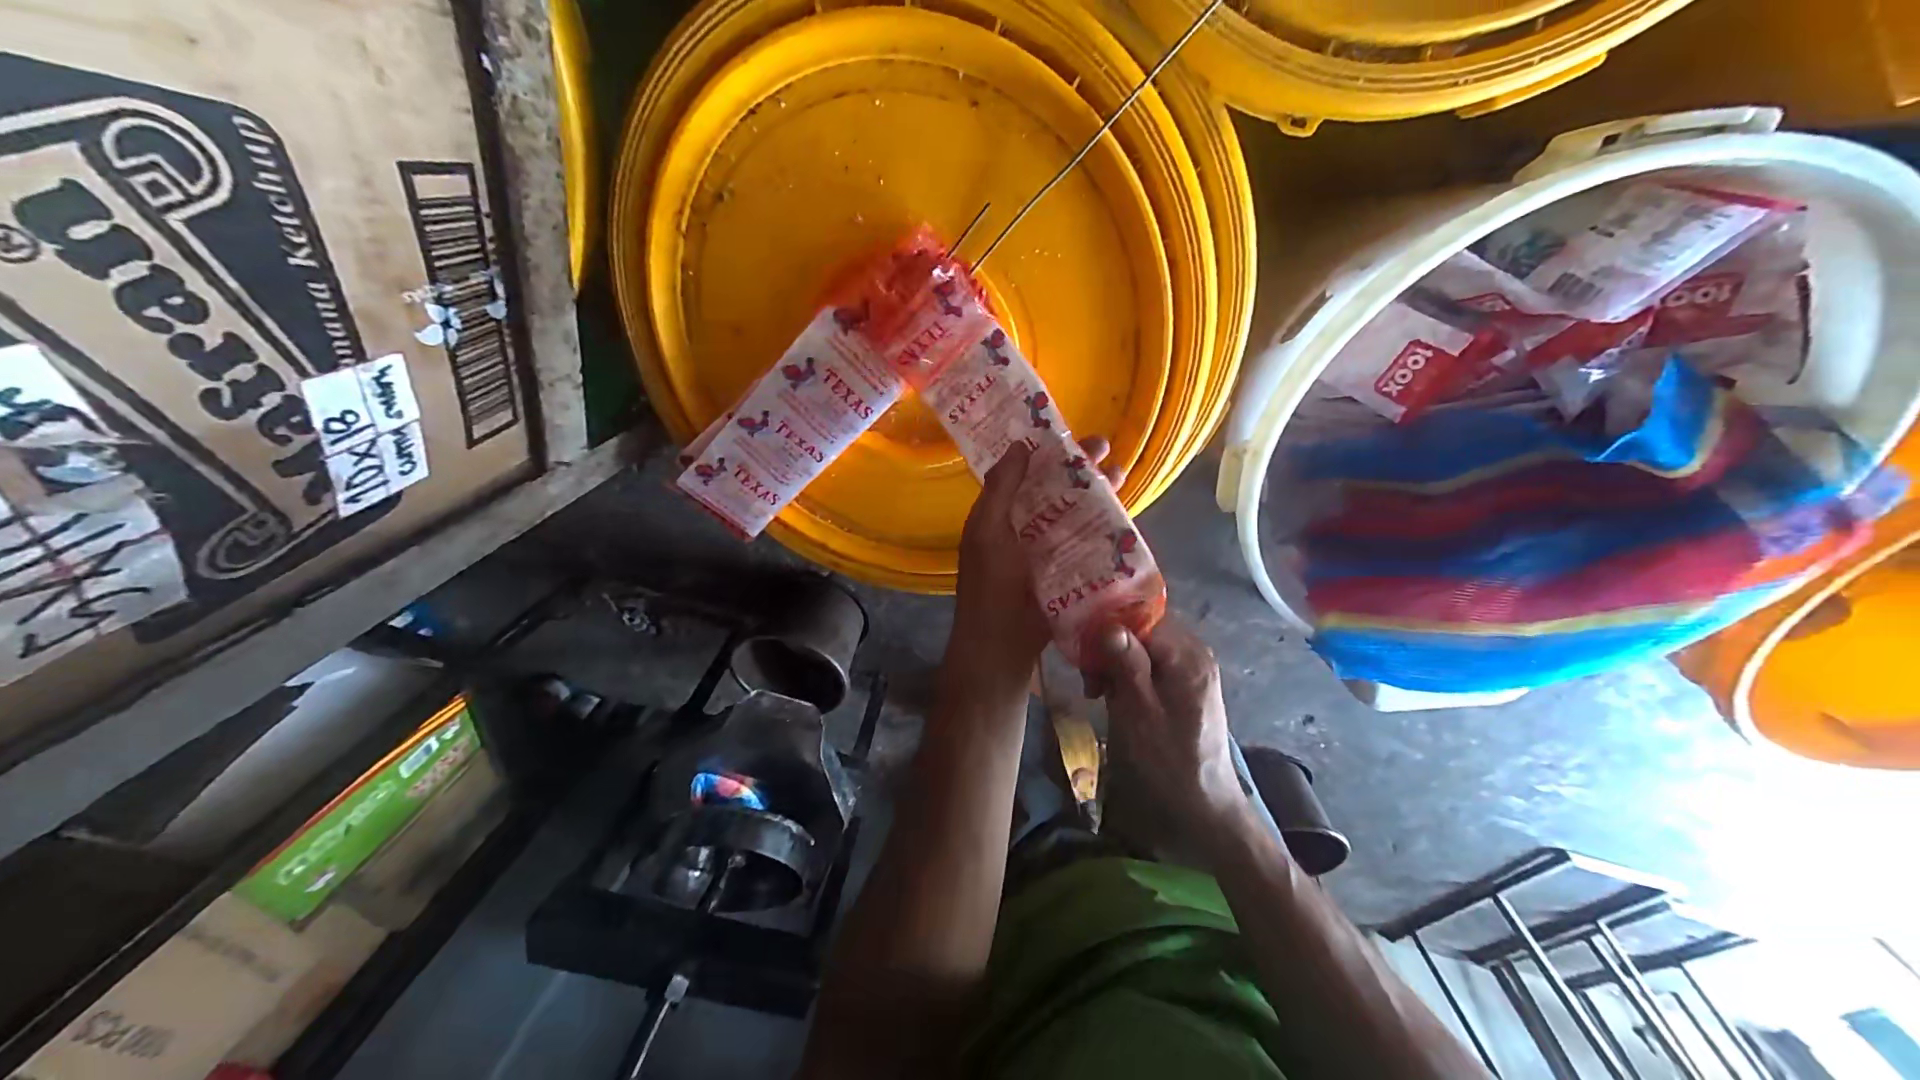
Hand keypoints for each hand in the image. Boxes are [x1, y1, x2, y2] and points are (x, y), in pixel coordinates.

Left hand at [951, 437, 1121, 681]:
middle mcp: (1026, 526)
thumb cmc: (990, 586)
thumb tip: (1019, 445)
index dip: (1043, 450)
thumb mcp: (987, 532)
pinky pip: (1090, 539)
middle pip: (1056, 487)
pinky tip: (1124, 511)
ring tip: (1120, 472)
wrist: (1004, 645)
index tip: (1064, 429)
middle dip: (1079, 466)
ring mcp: (1050, 548)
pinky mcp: (1071, 568)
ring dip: (1098, 491)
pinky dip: (1106, 524)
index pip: (1024, 472)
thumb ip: (1000, 489)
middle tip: (1104, 447)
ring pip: (1077, 510)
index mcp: (1001, 513)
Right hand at [1087, 617, 1254, 862]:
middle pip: (1141, 629)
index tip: (1084, 658)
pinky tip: (1115, 696)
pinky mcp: (1186, 685)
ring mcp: (1192, 668)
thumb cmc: (1167, 759)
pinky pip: (1152, 664)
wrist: (1204, 805)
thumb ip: (1126, 662)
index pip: (1139, 617)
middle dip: (1109, 647)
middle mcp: (1194, 652)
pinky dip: (1129, 674)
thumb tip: (1108, 623)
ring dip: (1116, 663)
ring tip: (1099, 692)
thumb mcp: (1138, 710)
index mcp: (1186, 655)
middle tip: (1090, 682)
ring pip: (1143, 646)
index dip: (1107, 631)